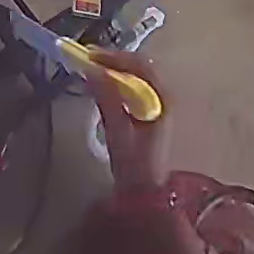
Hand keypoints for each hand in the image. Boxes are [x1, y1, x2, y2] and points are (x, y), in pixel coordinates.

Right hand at [84, 50, 168, 193]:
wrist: (145, 197)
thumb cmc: (134, 166)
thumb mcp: (118, 132)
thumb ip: (107, 99)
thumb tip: (93, 71)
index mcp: (163, 100)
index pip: (142, 66)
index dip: (117, 58)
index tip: (93, 56)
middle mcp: (165, 98)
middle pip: (140, 68)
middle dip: (114, 61)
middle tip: (89, 60)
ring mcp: (158, 105)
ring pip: (136, 77)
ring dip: (115, 70)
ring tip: (92, 69)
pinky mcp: (149, 113)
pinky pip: (133, 89)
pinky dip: (117, 82)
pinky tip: (102, 85)